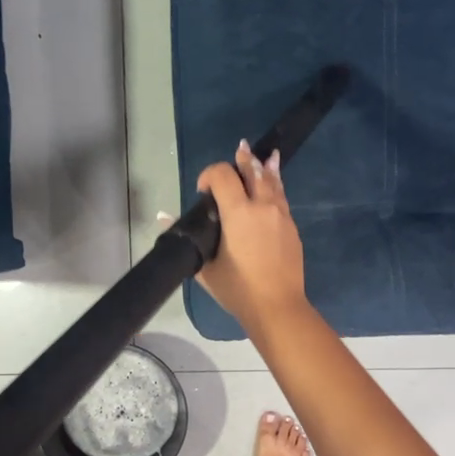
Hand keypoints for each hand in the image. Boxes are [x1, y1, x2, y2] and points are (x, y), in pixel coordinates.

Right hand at [193, 139, 306, 327]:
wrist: (278, 307)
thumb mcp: (206, 267)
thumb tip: (162, 217)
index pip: (223, 175)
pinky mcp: (292, 228)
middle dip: (244, 159)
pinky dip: (276, 187)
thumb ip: (187, 238)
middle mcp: (262, 206)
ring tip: (267, 156)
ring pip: (273, 182)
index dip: (210, 174)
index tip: (202, 191)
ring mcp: (281, 216)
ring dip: (266, 167)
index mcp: (238, 212)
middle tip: (241, 148)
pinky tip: (275, 187)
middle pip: (253, 171)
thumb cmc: (238, 289)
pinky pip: (282, 199)